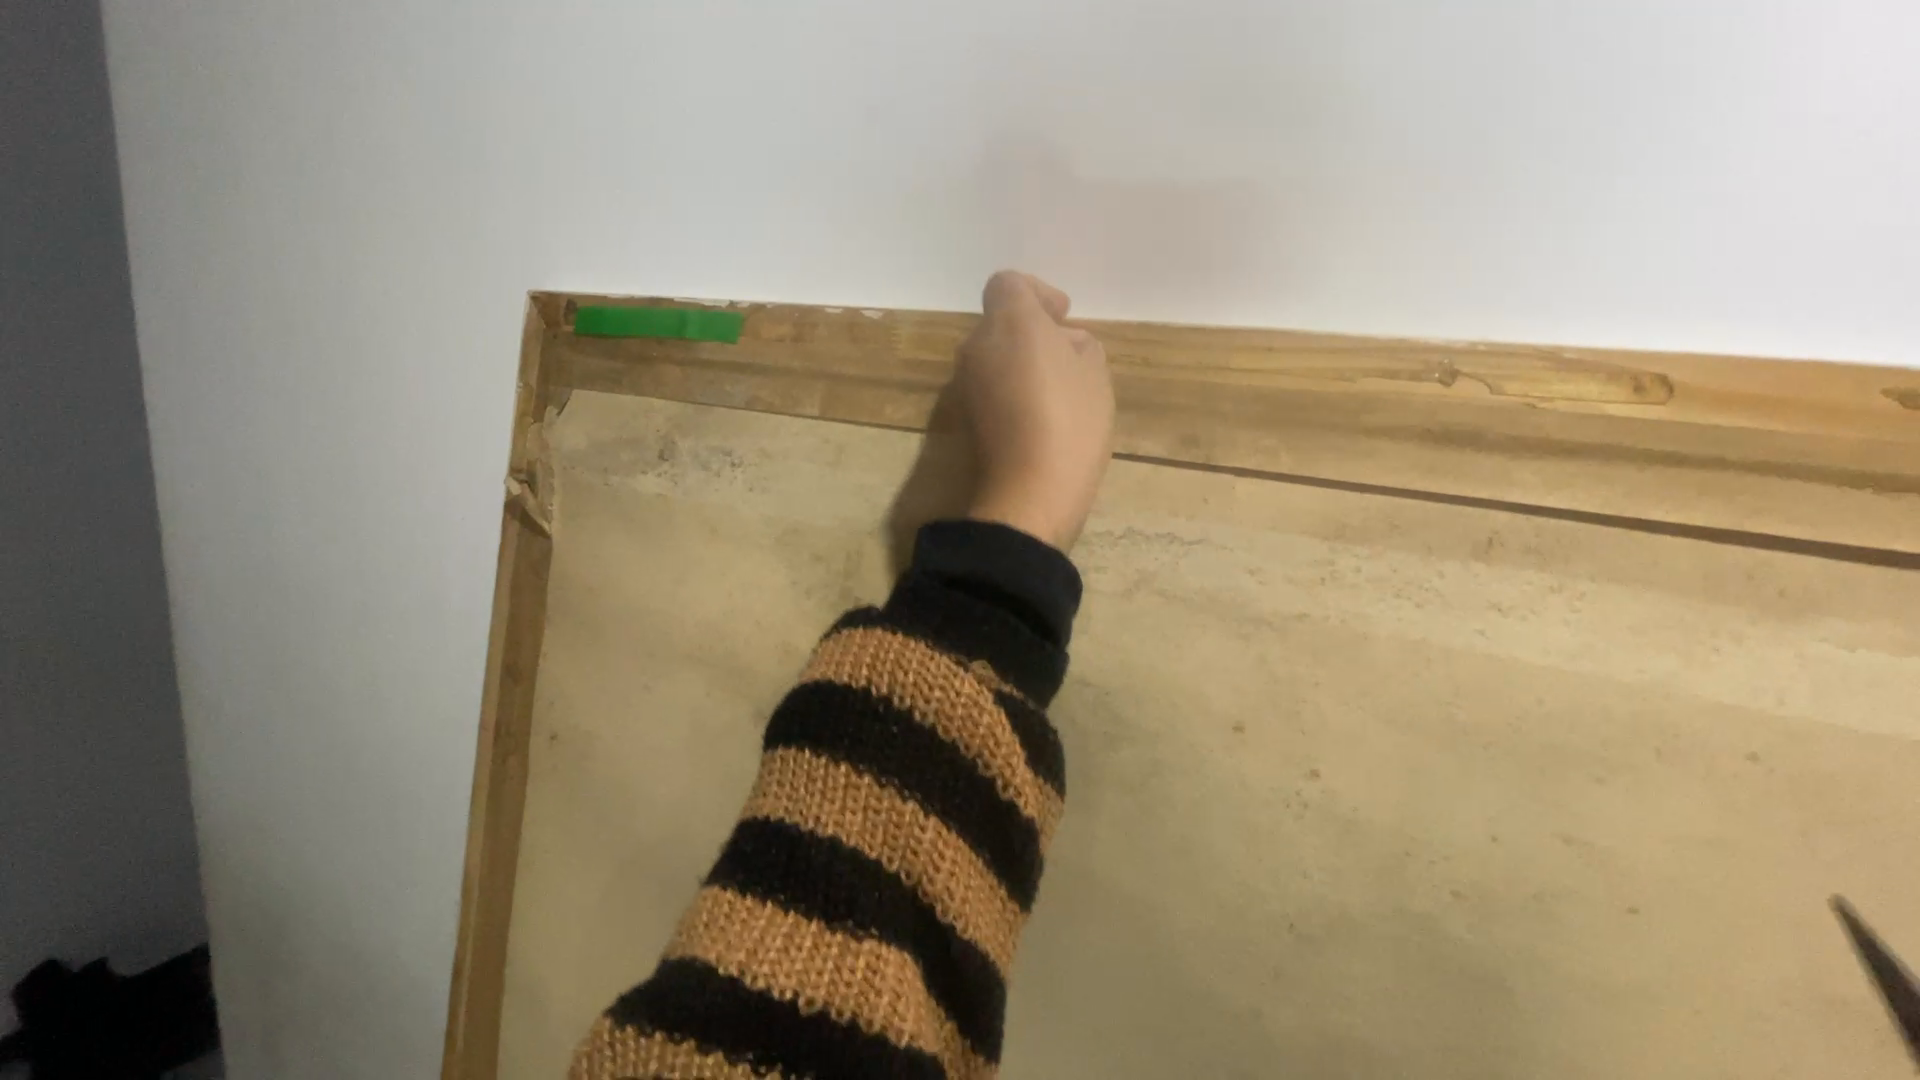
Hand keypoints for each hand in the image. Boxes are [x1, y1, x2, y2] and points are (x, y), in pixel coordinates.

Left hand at [954, 271, 1115, 551]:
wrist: (1030, 493)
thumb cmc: (1070, 422)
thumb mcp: (1095, 373)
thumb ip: (1079, 345)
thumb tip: (1062, 344)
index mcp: (1010, 323)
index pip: (1009, 284)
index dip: (1038, 293)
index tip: (1063, 317)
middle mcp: (977, 347)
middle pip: (1001, 323)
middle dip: (1033, 332)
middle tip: (1070, 357)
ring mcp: (965, 385)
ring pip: (995, 357)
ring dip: (1022, 363)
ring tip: (1060, 392)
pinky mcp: (966, 419)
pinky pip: (991, 389)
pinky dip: (1012, 392)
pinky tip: (1041, 418)